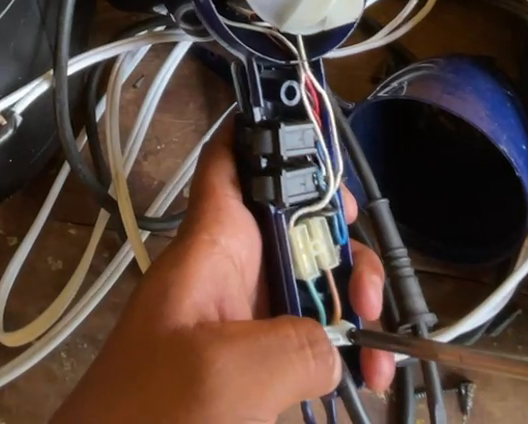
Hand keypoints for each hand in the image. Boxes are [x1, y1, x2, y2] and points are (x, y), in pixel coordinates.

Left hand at [53, 127, 394, 423]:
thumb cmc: (149, 415)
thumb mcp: (225, 375)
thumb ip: (295, 347)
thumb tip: (334, 347)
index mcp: (210, 246)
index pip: (229, 162)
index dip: (262, 131)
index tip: (312, 131)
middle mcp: (228, 269)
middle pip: (291, 223)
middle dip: (339, 241)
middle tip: (367, 281)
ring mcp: (240, 318)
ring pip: (306, 282)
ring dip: (350, 304)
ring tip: (379, 349)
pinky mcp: (249, 364)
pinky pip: (304, 339)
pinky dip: (339, 353)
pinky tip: (365, 380)